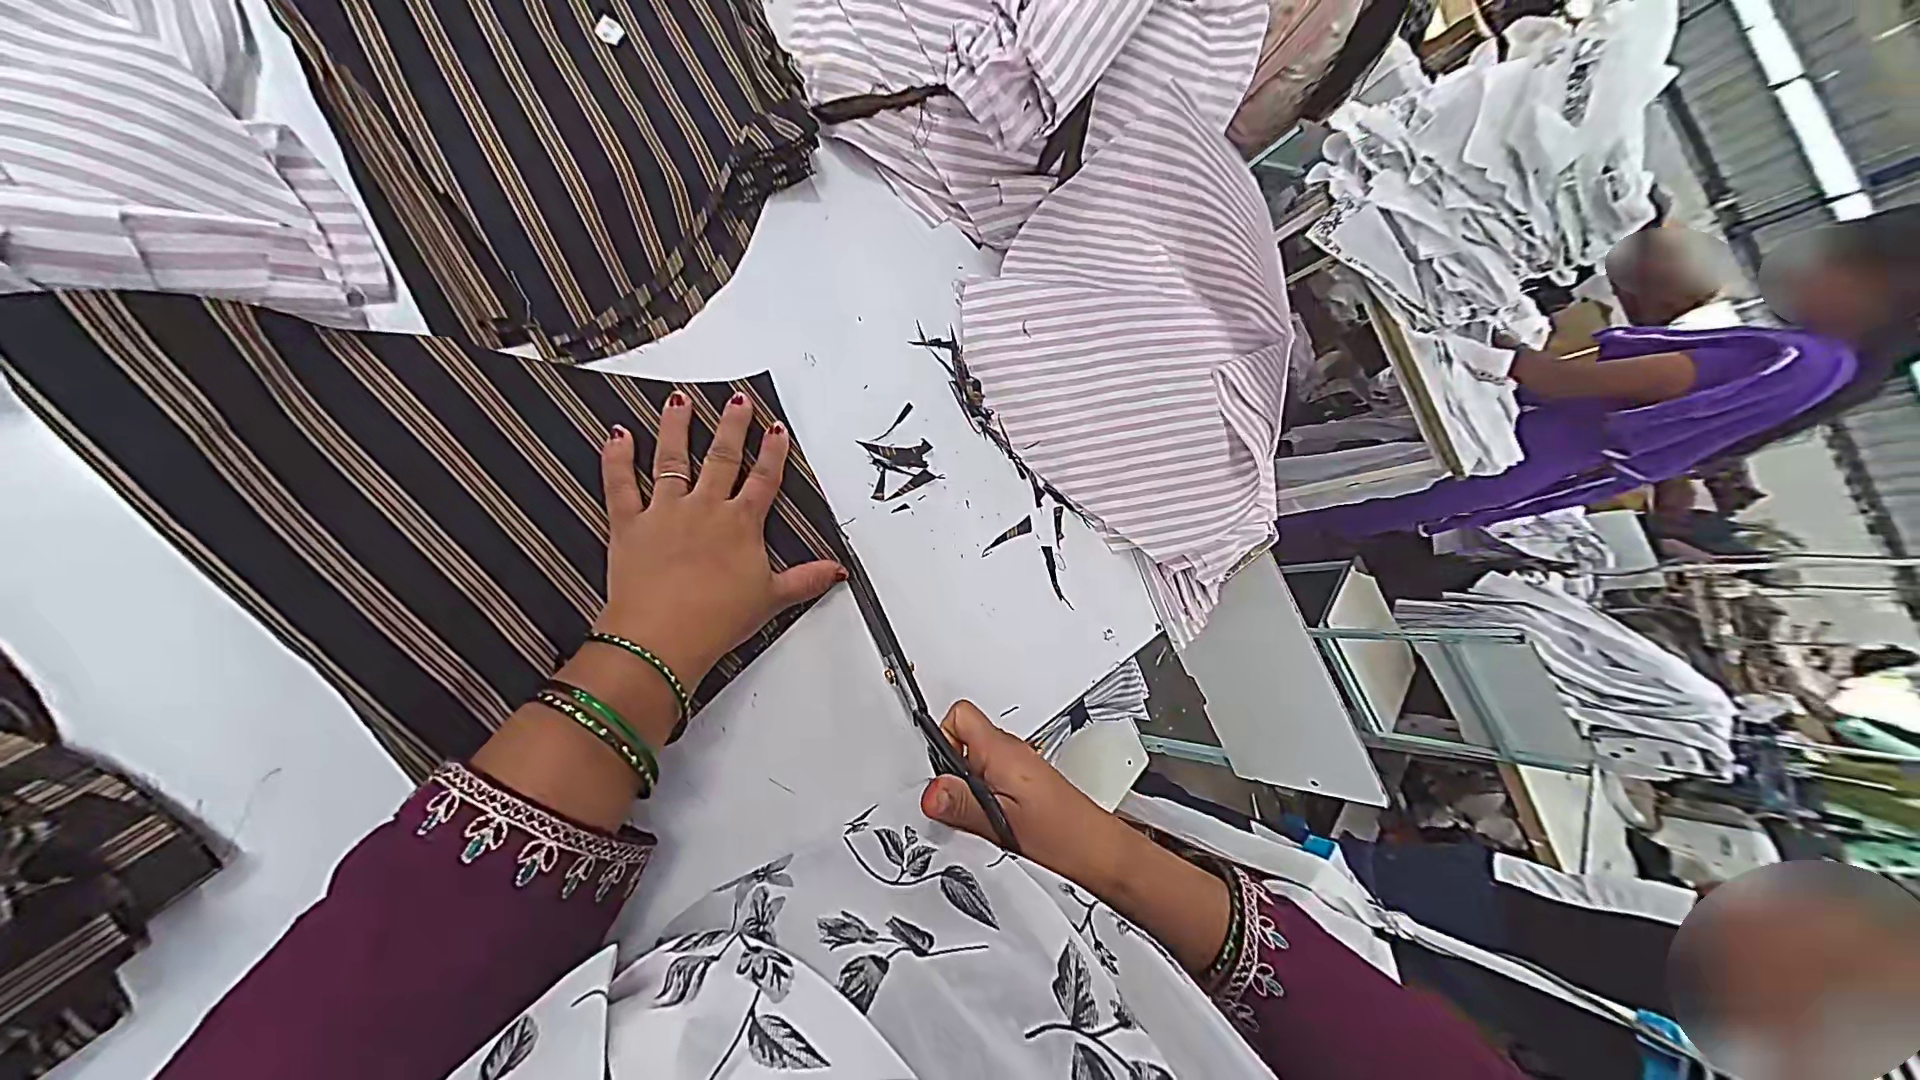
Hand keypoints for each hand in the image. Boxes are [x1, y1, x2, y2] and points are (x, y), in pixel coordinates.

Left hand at [476, 393, 844, 825]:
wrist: (663, 638)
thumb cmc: (717, 619)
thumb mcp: (771, 599)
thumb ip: (806, 579)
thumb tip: (837, 572)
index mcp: (741, 524)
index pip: (763, 479)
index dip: (773, 452)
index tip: (777, 430)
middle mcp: (705, 509)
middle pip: (722, 458)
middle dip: (732, 426)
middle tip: (737, 401)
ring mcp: (666, 513)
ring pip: (672, 460)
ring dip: (676, 428)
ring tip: (679, 401)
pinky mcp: (629, 525)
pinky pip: (621, 485)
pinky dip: (617, 459)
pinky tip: (617, 435)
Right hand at [918, 701, 1144, 896]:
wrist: (1098, 851)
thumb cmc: (1062, 835)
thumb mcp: (1002, 825)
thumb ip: (962, 805)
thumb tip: (930, 792)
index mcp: (1000, 750)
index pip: (958, 715)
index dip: (939, 738)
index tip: (933, 771)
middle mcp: (1010, 750)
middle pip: (962, 737)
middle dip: (951, 769)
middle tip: (958, 801)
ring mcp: (1018, 764)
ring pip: (975, 758)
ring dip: (968, 784)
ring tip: (979, 816)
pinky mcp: (1024, 780)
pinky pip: (990, 774)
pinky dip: (984, 794)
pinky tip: (992, 821)